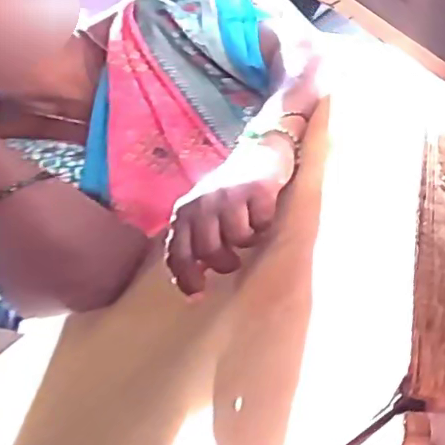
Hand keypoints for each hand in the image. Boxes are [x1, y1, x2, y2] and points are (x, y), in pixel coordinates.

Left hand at [165, 134, 296, 295]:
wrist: (264, 147)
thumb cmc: (234, 187)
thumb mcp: (207, 209)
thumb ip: (197, 234)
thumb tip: (196, 274)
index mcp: (184, 211)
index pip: (178, 255)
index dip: (186, 279)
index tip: (199, 296)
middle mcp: (203, 203)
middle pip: (209, 250)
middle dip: (224, 262)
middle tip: (235, 262)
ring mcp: (231, 195)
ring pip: (237, 239)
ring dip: (248, 242)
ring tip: (253, 234)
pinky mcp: (258, 189)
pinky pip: (262, 223)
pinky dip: (265, 225)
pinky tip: (266, 216)